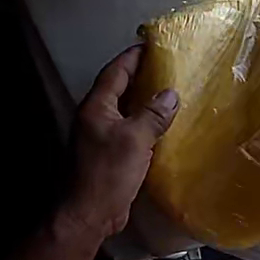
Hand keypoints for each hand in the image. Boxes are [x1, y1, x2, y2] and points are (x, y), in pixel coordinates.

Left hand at [60, 45, 178, 240]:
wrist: (88, 214)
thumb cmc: (108, 173)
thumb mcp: (135, 139)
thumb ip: (153, 115)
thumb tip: (171, 94)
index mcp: (96, 107)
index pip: (116, 71)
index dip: (133, 56)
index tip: (153, 44)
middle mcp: (95, 117)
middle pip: (118, 87)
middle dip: (141, 75)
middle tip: (168, 66)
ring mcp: (99, 136)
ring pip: (124, 109)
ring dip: (144, 100)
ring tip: (170, 92)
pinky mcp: (108, 154)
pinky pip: (128, 129)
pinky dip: (144, 122)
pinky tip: (162, 126)